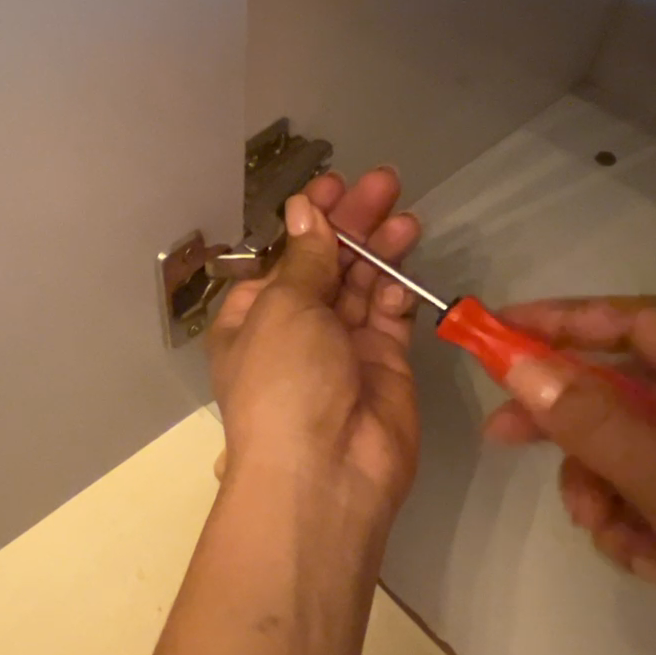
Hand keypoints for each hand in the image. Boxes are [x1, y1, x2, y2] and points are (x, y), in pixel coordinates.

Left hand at [207, 168, 422, 526]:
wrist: (325, 472)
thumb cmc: (284, 380)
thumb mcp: (282, 308)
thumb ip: (305, 258)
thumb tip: (304, 209)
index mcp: (251, 317)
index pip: (283, 257)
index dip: (308, 220)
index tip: (333, 184)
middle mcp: (294, 329)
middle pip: (326, 264)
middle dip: (352, 223)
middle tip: (384, 181)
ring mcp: (340, 347)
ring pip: (363, 286)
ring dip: (380, 248)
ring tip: (404, 212)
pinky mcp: (383, 365)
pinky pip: (389, 317)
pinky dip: (395, 290)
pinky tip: (402, 264)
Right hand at [482, 296, 655, 654]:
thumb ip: (604, 430)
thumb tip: (522, 367)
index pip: (646, 328)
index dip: (565, 321)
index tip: (495, 332)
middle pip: (630, 392)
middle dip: (568, 417)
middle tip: (501, 435)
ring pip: (632, 452)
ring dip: (600, 486)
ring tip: (607, 531)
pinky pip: (651, 500)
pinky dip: (630, 524)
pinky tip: (644, 562)